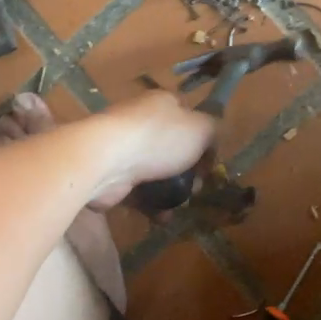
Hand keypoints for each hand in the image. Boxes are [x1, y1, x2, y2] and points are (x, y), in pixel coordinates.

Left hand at [87, 90, 215, 208]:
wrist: (106, 160)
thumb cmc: (159, 139)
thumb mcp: (201, 128)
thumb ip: (214, 129)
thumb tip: (212, 135)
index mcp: (163, 103)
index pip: (189, 116)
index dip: (203, 139)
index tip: (210, 163)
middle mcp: (142, 121)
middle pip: (173, 147)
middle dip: (188, 171)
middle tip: (195, 187)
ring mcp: (125, 148)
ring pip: (157, 171)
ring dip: (171, 191)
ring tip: (179, 206)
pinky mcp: (113, 173)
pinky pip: (139, 190)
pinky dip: (151, 204)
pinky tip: (162, 217)